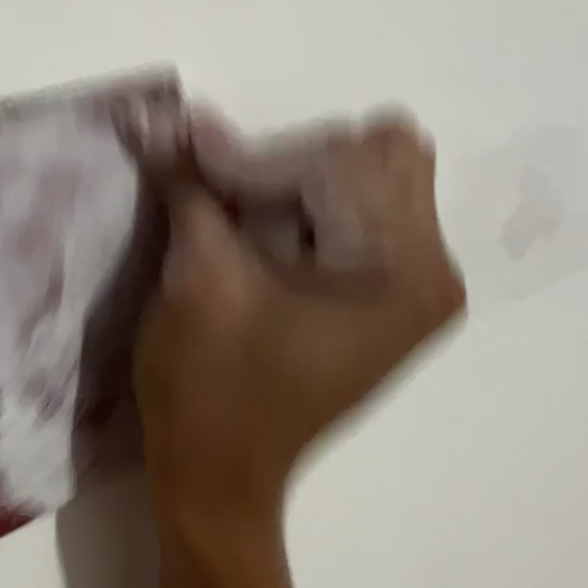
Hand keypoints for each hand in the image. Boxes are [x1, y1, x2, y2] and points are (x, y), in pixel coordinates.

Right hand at [135, 111, 464, 528]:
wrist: (216, 474)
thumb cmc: (208, 388)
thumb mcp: (199, 280)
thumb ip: (190, 187)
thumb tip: (156, 114)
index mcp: (404, 270)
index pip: (338, 160)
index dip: (248, 157)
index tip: (176, 153)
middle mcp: (431, 268)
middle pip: (373, 153)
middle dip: (282, 164)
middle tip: (219, 203)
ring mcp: (412, 283)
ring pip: (365, 176)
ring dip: (288, 184)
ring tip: (234, 226)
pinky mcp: (381, 296)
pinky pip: (351, 214)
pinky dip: (294, 209)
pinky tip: (253, 241)